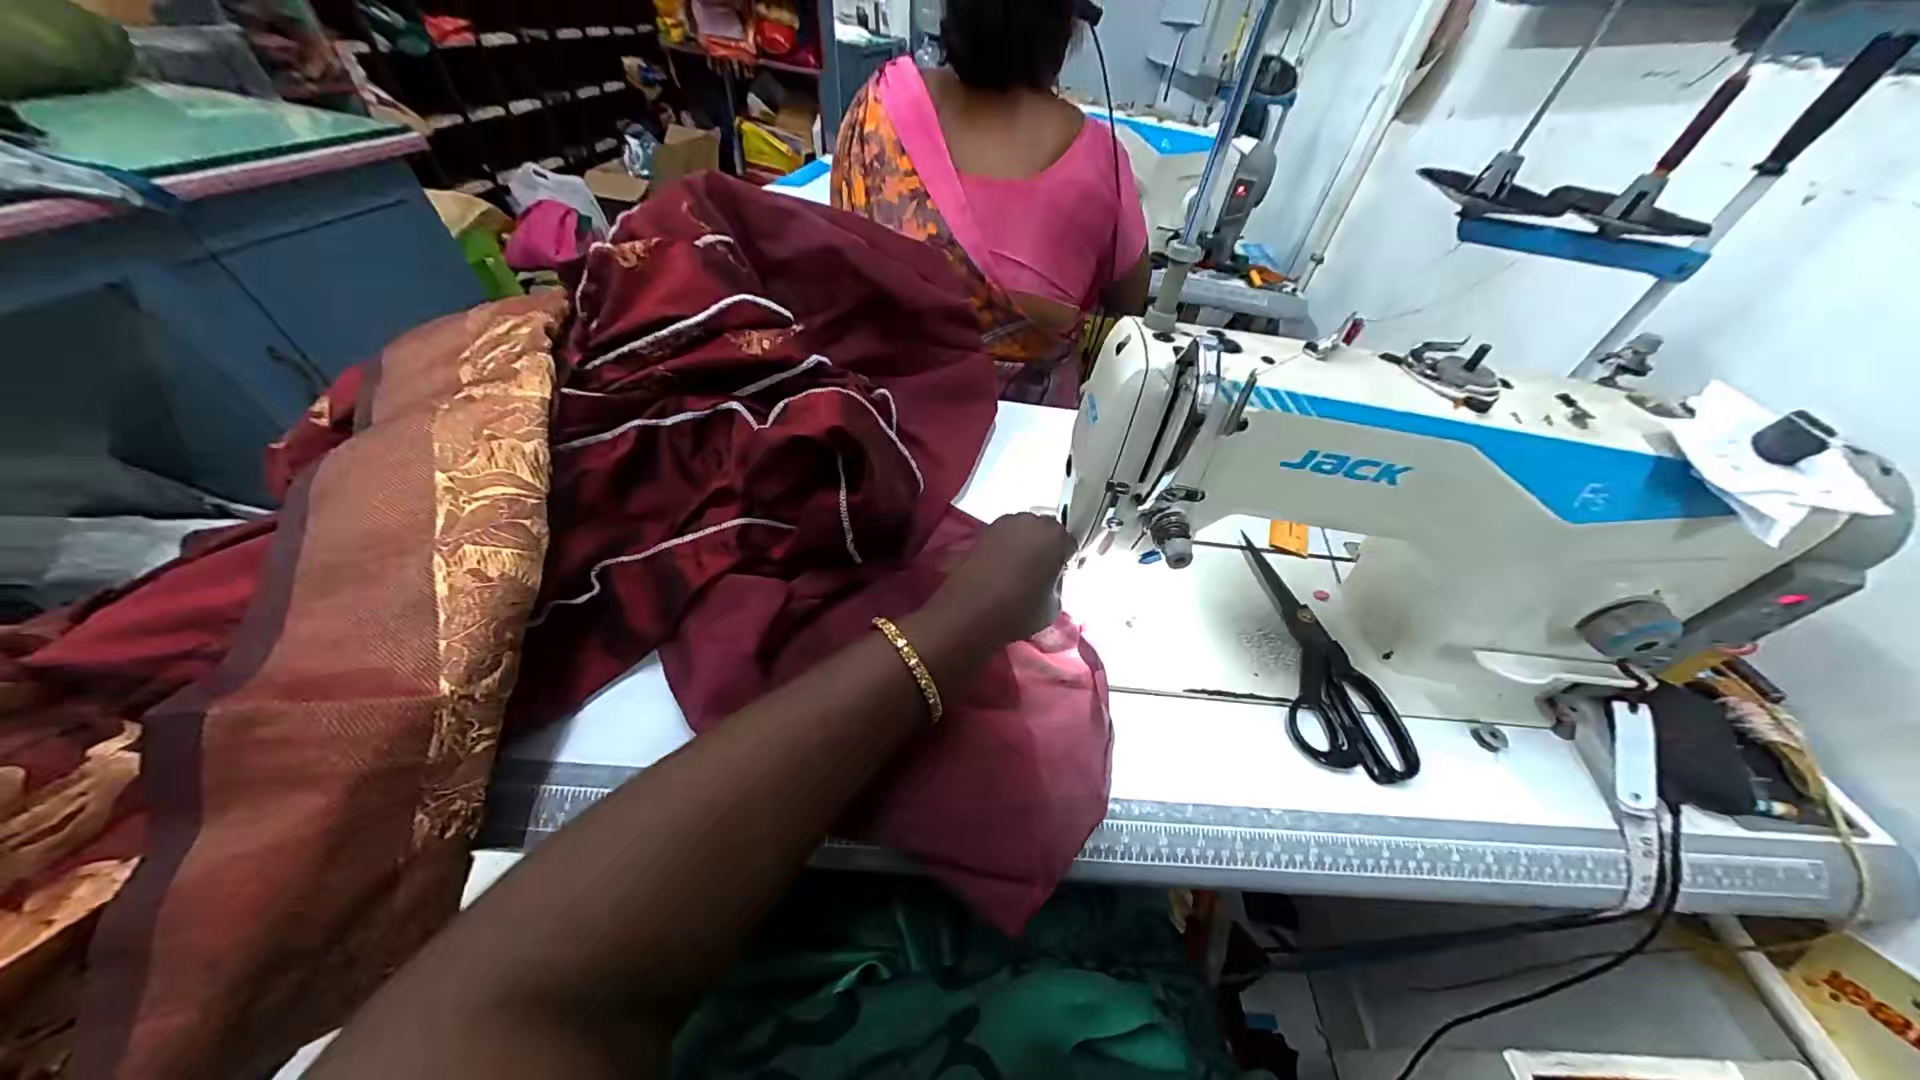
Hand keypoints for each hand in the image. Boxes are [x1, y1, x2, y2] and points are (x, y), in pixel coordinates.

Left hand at [927, 513, 1073, 645]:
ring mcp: (1003, 523)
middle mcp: (1030, 521)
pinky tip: (1000, 570)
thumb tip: (1050, 578)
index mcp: (1055, 536)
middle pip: (1045, 532)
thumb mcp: (1053, 605)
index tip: (1060, 575)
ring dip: (1023, 546)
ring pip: (1022, 531)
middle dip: (1045, 548)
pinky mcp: (981, 531)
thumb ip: (1057, 584)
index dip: (1066, 560)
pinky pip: (1002, 538)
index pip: (1070, 544)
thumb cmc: (1017, 610)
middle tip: (1040, 572)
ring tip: (1017, 571)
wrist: (968, 612)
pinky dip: (1003, 549)